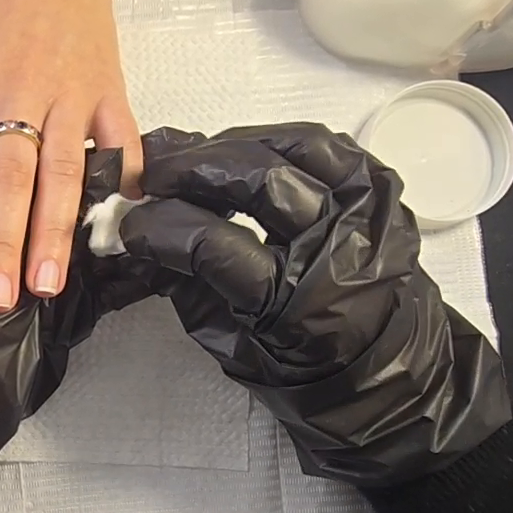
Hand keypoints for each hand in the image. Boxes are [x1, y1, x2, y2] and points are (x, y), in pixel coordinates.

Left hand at [0, 0, 141, 311]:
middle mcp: (22, 95)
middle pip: (9, 178)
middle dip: (1, 242)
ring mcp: (72, 97)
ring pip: (65, 173)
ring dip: (55, 233)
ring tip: (48, 285)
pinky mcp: (111, 94)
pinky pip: (122, 144)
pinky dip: (125, 184)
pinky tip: (119, 228)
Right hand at [117, 125, 510, 484]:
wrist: (383, 371)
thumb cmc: (295, 366)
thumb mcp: (227, 339)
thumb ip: (188, 282)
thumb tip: (145, 231)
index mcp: (294, 304)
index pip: (213, 244)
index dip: (161, 226)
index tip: (128, 222)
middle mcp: (337, 249)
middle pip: (258, 181)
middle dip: (192, 169)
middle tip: (151, 173)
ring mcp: (369, 214)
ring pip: (294, 149)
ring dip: (231, 145)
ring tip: (191, 156)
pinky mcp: (384, 194)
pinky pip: (328, 146)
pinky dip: (277, 140)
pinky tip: (242, 148)